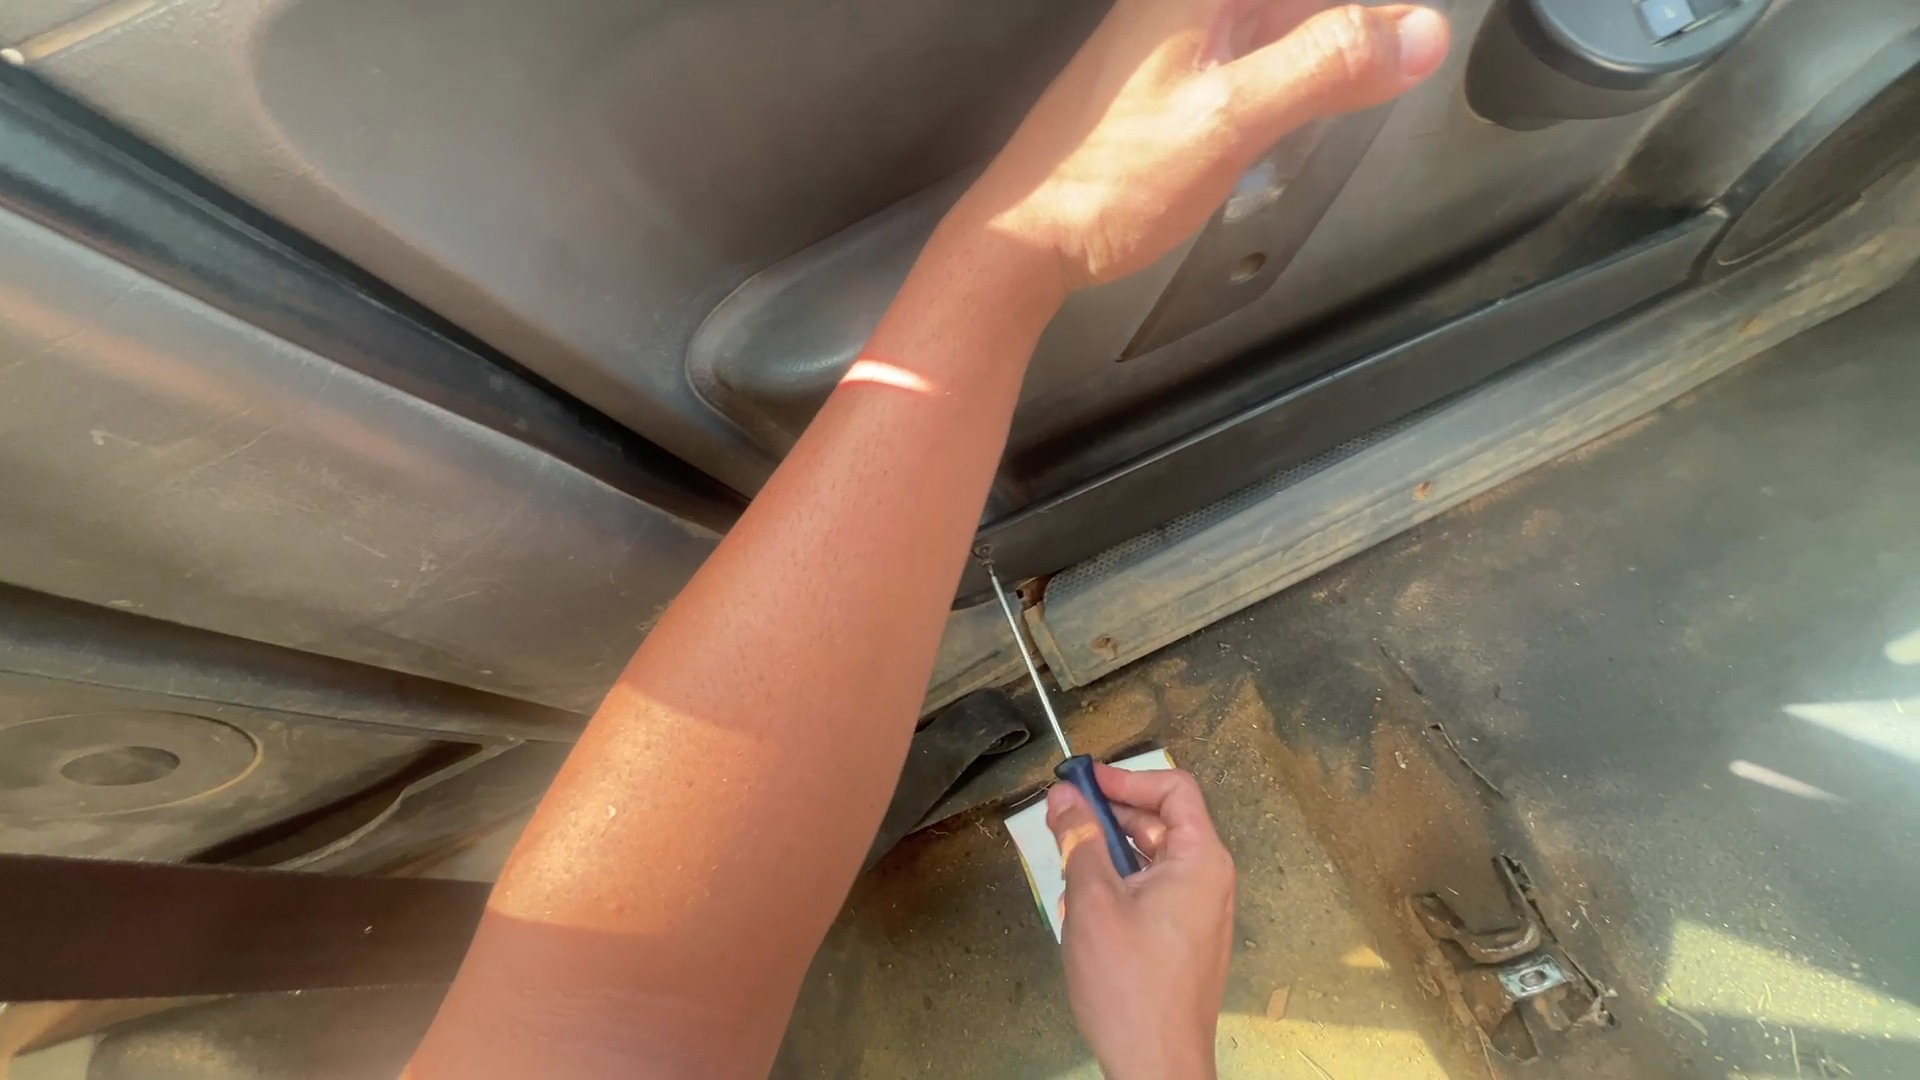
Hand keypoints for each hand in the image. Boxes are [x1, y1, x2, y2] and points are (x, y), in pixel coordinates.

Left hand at [959, 0, 1449, 289]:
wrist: (1021, 243)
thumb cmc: (1106, 186)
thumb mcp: (1228, 120)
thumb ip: (1323, 67)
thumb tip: (1418, 32)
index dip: (1360, 9)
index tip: (1404, 30)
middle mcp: (1167, 10)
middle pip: (1276, 1)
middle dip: (1342, 19)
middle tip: (1399, 43)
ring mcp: (1151, 51)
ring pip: (1253, 22)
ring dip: (1309, 39)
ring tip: (1365, 63)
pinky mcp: (1142, 97)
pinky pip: (1224, 59)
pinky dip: (1269, 68)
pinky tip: (1284, 97)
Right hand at [1046, 764, 1236, 1079]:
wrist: (1154, 1070)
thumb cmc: (1130, 983)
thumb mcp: (1093, 897)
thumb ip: (1078, 837)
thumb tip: (1064, 795)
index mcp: (1201, 860)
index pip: (1174, 788)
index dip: (1127, 777)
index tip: (1084, 781)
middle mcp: (1208, 879)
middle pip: (1158, 821)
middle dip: (1108, 816)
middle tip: (1063, 819)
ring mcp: (1197, 910)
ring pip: (1149, 856)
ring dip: (1106, 852)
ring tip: (1067, 866)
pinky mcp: (1182, 936)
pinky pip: (1150, 888)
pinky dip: (1116, 882)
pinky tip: (1083, 903)